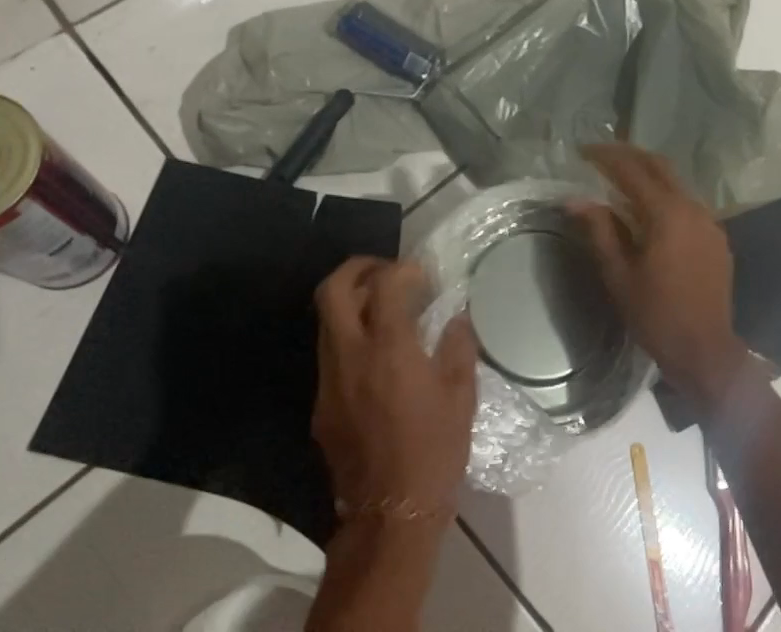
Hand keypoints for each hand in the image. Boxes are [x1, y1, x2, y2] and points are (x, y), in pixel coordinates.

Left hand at [312, 257, 478, 518]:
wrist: (390, 512)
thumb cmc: (434, 451)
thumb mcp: (460, 397)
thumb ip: (457, 347)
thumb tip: (457, 318)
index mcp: (388, 349)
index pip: (384, 285)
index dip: (403, 269)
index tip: (421, 274)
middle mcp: (349, 355)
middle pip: (333, 290)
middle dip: (357, 269)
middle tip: (385, 272)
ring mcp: (328, 380)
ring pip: (326, 322)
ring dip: (350, 304)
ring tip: (381, 310)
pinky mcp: (321, 405)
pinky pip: (330, 356)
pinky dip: (349, 340)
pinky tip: (375, 357)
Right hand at [573, 143, 749, 408]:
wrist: (705, 350)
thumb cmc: (656, 315)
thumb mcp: (618, 274)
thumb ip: (599, 231)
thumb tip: (575, 200)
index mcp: (666, 214)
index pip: (632, 171)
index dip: (605, 157)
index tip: (582, 151)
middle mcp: (692, 208)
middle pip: (659, 166)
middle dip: (629, 155)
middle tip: (600, 155)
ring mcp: (709, 222)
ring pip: (675, 183)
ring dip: (647, 175)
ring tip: (618, 179)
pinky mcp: (716, 238)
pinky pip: (687, 204)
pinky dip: (663, 196)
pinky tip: (646, 210)